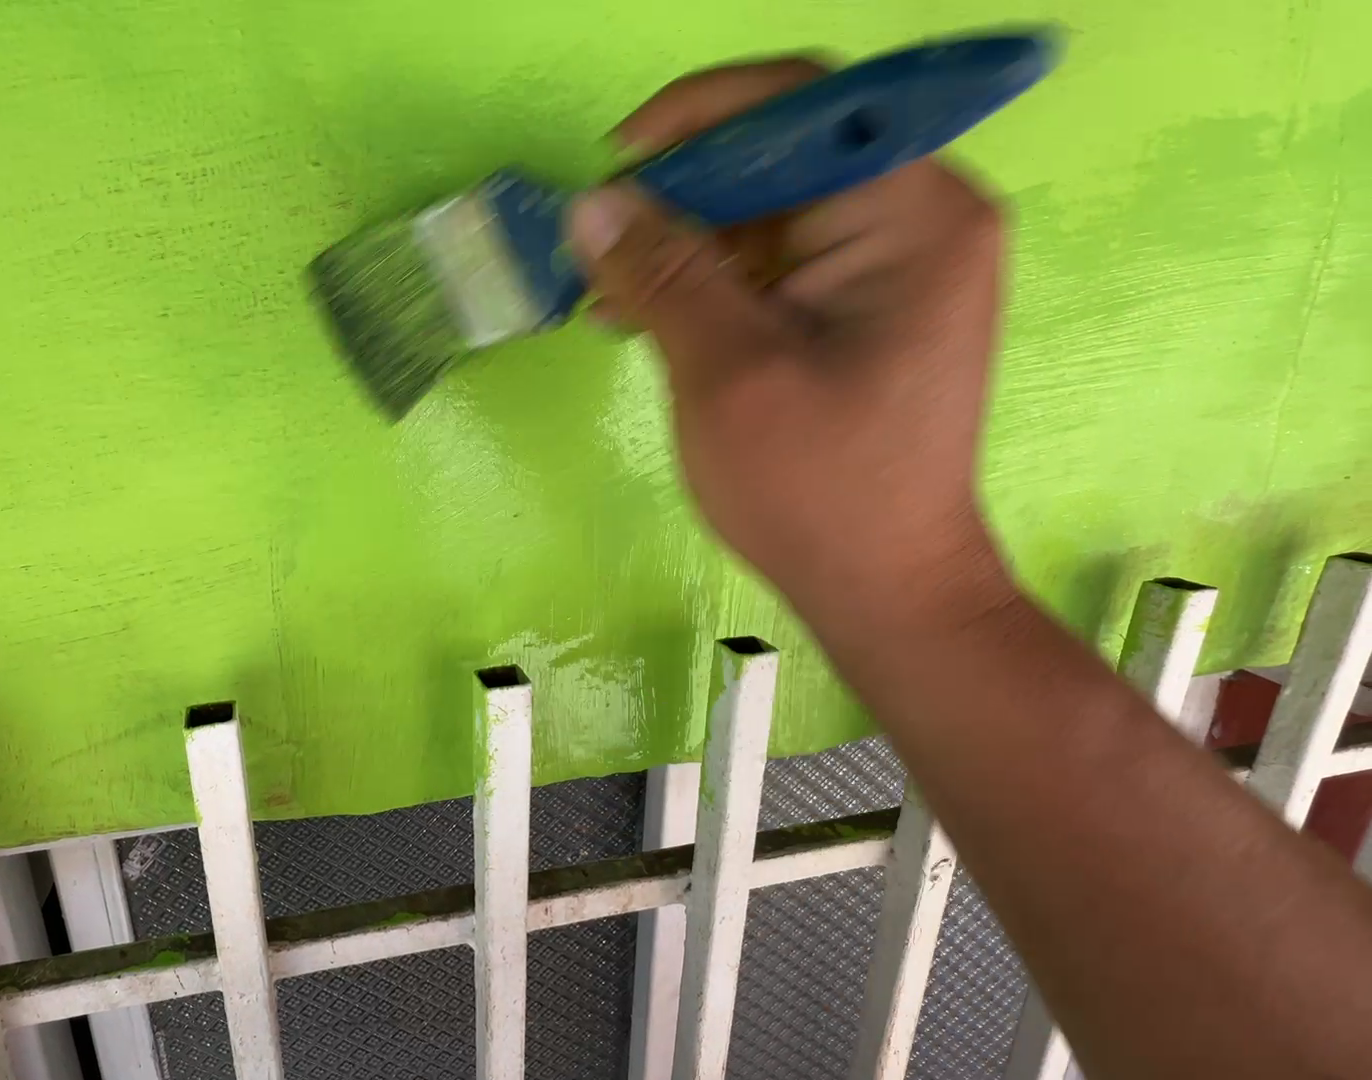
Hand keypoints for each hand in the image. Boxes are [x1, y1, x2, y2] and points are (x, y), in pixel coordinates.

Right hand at [569, 60, 1008, 626]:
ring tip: (605, 298)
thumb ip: (663, 276)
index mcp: (911, 216)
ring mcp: (887, 270)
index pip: (806, 107)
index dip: (701, 116)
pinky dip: (703, 286)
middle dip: (679, 197)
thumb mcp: (727, 373)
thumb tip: (593, 204)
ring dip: (680, 249)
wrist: (880, 586)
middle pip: (780, 161)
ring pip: (764, 218)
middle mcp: (915, 222)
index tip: (615, 162)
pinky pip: (769, 269)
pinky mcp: (855, 313)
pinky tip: (642, 320)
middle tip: (598, 244)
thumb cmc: (815, 487)